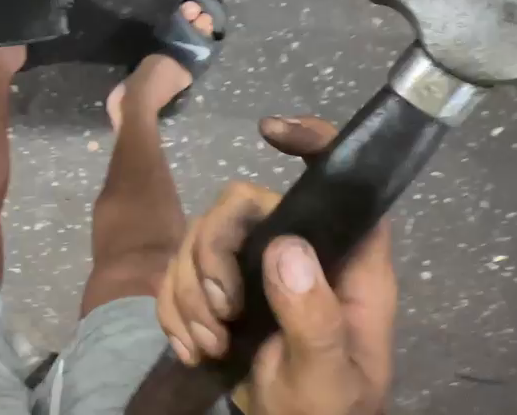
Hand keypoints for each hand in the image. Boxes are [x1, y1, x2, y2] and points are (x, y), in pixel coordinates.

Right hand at [156, 117, 396, 414]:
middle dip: (213, 252)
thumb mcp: (327, 383)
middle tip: (220, 311)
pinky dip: (172, 305)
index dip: (313, 143)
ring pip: (199, 235)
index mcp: (343, 266)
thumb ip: (314, 320)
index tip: (269, 133)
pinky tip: (190, 345)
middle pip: (239, 206)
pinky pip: (175, 268)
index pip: (338, 184)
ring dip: (189, 290)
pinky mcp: (215, 286)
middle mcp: (296, 252)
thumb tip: (286, 247)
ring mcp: (251, 267)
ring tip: (208, 343)